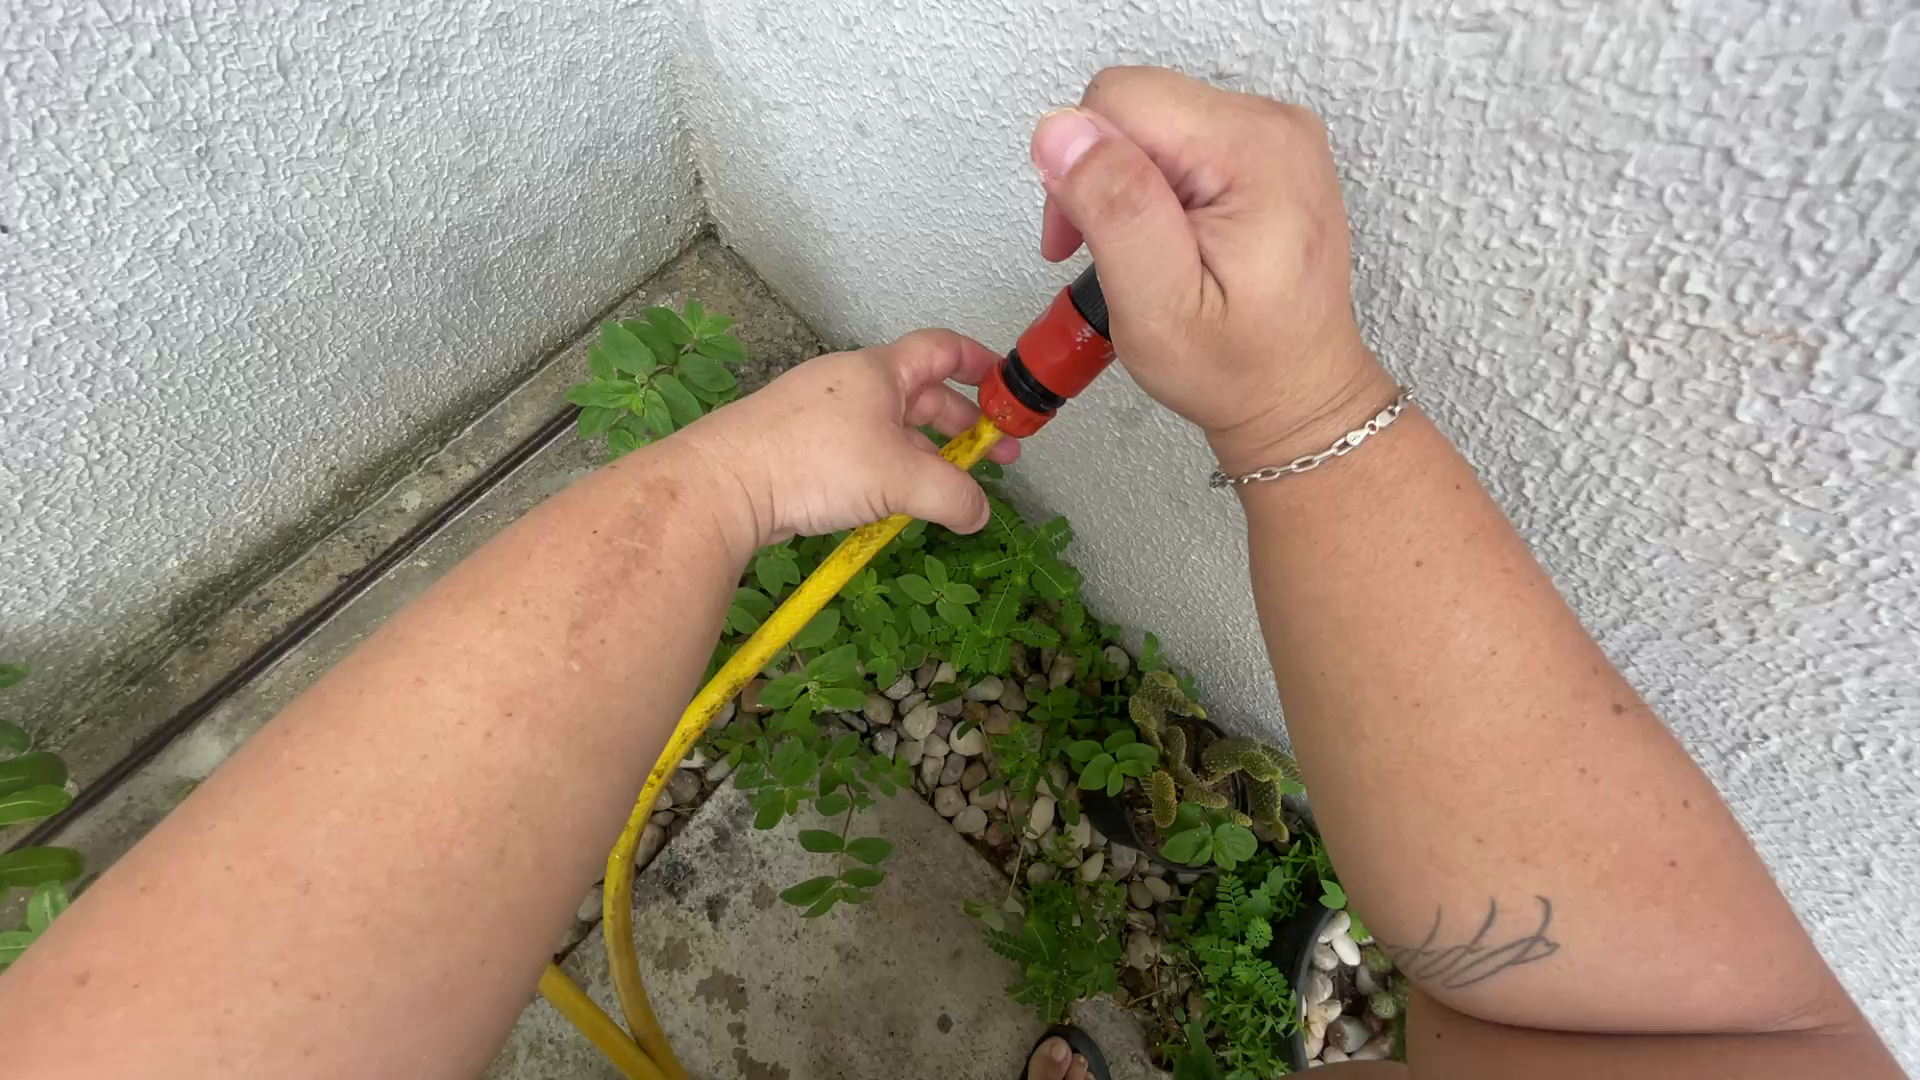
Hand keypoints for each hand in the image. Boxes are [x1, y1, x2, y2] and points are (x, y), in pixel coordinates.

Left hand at [665, 330, 1020, 554]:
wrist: (726, 485)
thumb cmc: (818, 462)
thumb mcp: (901, 478)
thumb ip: (953, 495)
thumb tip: (979, 515)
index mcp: (881, 372)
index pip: (943, 350)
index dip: (981, 364)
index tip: (1007, 389)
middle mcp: (855, 385)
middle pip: (923, 397)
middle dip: (964, 427)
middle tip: (996, 458)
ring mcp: (826, 415)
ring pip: (893, 431)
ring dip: (928, 457)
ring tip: (952, 491)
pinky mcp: (805, 446)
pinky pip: (864, 453)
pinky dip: (892, 472)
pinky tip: (899, 503)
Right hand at [1029, 67, 1394, 471]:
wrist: (1294, 393)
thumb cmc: (1235, 368)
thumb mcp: (1157, 306)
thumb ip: (1114, 210)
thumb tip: (1061, 131)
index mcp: (1250, 152)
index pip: (1120, 101)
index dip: (1076, 168)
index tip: (1079, 242)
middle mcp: (1272, 126)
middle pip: (1135, 107)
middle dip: (1096, 179)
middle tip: (1110, 258)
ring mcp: (1273, 138)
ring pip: (1151, 126)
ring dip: (1122, 190)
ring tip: (1141, 258)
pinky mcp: (1264, 156)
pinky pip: (1178, 146)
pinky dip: (1151, 193)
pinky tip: (1164, 243)